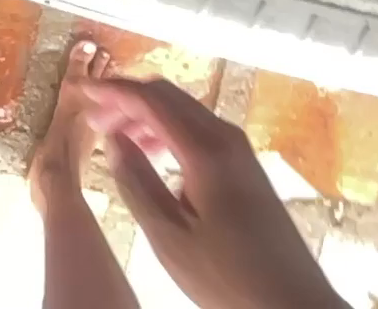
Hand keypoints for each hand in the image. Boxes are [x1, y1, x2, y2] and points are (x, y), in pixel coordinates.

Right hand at [84, 78, 343, 308]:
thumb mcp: (170, 237)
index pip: (150, 99)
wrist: (294, 305)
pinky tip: (151, 154)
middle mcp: (224, 135)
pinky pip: (196, 128)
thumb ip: (137, 182)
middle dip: (127, 99)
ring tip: (116, 137)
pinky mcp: (244, 164)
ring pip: (182, 110)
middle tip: (94, 117)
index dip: (113, 90)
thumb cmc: (228, 277)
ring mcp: (238, 147)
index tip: (82, 90)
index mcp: (205, 148)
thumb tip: (113, 139)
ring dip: (146, 114)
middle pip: (167, 95)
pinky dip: (166, 129)